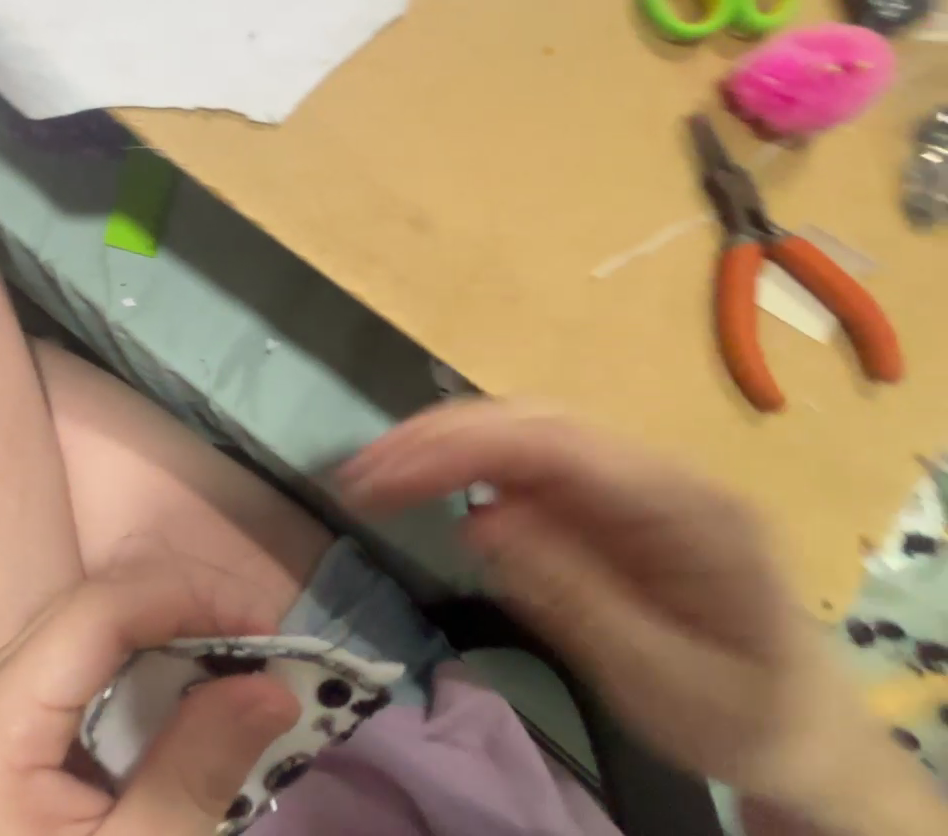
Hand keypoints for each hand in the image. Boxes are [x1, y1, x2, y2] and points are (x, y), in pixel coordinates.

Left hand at [0, 559, 300, 835]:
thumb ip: (197, 769)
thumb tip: (272, 686)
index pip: (96, 612)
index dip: (186, 600)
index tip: (270, 632)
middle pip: (96, 606)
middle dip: (189, 609)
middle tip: (271, 650)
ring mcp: (1, 688)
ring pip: (96, 620)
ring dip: (176, 627)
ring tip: (247, 661)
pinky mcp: (21, 706)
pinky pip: (90, 652)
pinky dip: (152, 655)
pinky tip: (199, 679)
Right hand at [339, 402, 944, 835]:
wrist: (798, 733)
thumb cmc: (738, 715)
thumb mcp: (660, 678)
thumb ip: (573, 594)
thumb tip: (478, 519)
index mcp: (688, 507)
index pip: (555, 446)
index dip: (458, 446)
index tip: (380, 475)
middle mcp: (652, 473)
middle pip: (528, 422)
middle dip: (433, 437)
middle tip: (357, 475)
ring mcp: (622, 481)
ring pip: (515, 430)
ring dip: (436, 445)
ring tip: (371, 476)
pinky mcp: (596, 497)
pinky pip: (517, 462)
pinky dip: (456, 466)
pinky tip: (418, 486)